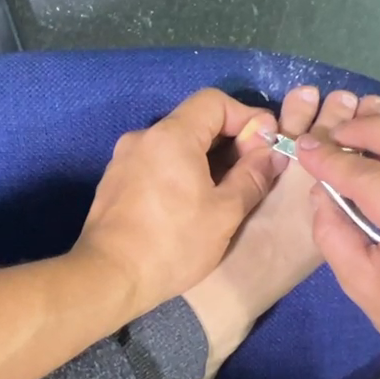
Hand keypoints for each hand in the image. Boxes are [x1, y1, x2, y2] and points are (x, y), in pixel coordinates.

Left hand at [74, 88, 283, 315]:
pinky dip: (178, 173)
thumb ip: (252, 176)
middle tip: (251, 172)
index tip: (265, 145)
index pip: (214, 101)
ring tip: (225, 191)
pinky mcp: (113, 183)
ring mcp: (122, 160)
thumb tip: (270, 153)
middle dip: (228, 141)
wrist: (108, 277)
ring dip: (204, 159)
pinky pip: (154, 165)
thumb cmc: (172, 244)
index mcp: (170, 136)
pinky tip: (191, 204)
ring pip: (173, 146)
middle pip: (193, 122)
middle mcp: (142, 138)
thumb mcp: (225, 213)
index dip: (246, 117)